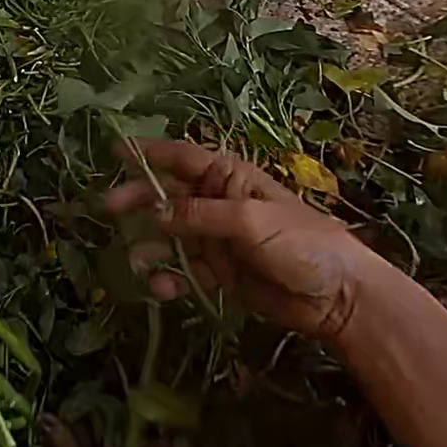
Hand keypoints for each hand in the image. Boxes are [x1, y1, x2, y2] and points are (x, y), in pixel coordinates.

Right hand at [105, 140, 398, 345]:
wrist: (338, 295)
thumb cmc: (298, 240)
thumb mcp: (249, 220)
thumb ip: (201, 215)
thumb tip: (158, 213)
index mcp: (227, 176)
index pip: (180, 157)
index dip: (148, 152)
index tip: (115, 151)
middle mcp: (216, 201)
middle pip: (168, 193)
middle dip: (139, 198)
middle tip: (108, 207)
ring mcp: (217, 237)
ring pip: (173, 234)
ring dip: (151, 244)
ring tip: (131, 258)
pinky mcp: (222, 272)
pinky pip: (188, 271)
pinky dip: (171, 278)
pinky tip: (158, 288)